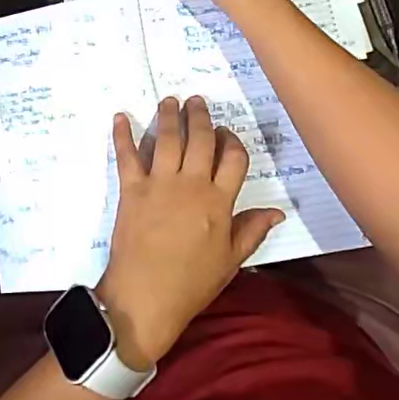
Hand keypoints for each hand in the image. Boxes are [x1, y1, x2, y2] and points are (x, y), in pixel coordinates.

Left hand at [96, 96, 283, 369]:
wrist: (145, 299)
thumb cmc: (191, 283)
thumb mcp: (230, 261)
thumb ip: (252, 230)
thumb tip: (278, 212)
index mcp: (219, 202)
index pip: (233, 158)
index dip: (232, 141)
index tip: (227, 134)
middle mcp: (191, 185)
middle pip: (201, 140)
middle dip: (200, 117)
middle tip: (197, 101)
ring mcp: (159, 184)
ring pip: (167, 139)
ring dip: (169, 116)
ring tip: (170, 100)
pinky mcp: (131, 190)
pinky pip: (127, 156)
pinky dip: (122, 135)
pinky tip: (120, 117)